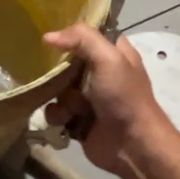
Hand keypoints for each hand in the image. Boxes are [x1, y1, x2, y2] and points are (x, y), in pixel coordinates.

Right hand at [43, 24, 174, 174]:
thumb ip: (81, 39)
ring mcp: (87, 97)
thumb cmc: (124, 97)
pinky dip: (58, 116)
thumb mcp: (109, 59)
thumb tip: (47, 36)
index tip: (52, 36)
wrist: (132, 145)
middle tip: (58, 76)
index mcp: (113, 53)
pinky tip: (68, 121)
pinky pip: (55, 110)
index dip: (70, 33)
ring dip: (61, 99)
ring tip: (74, 108)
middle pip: (65, 62)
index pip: (87, 34)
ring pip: (56, 88)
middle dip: (57, 72)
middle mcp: (100, 73)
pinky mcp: (77, 118)